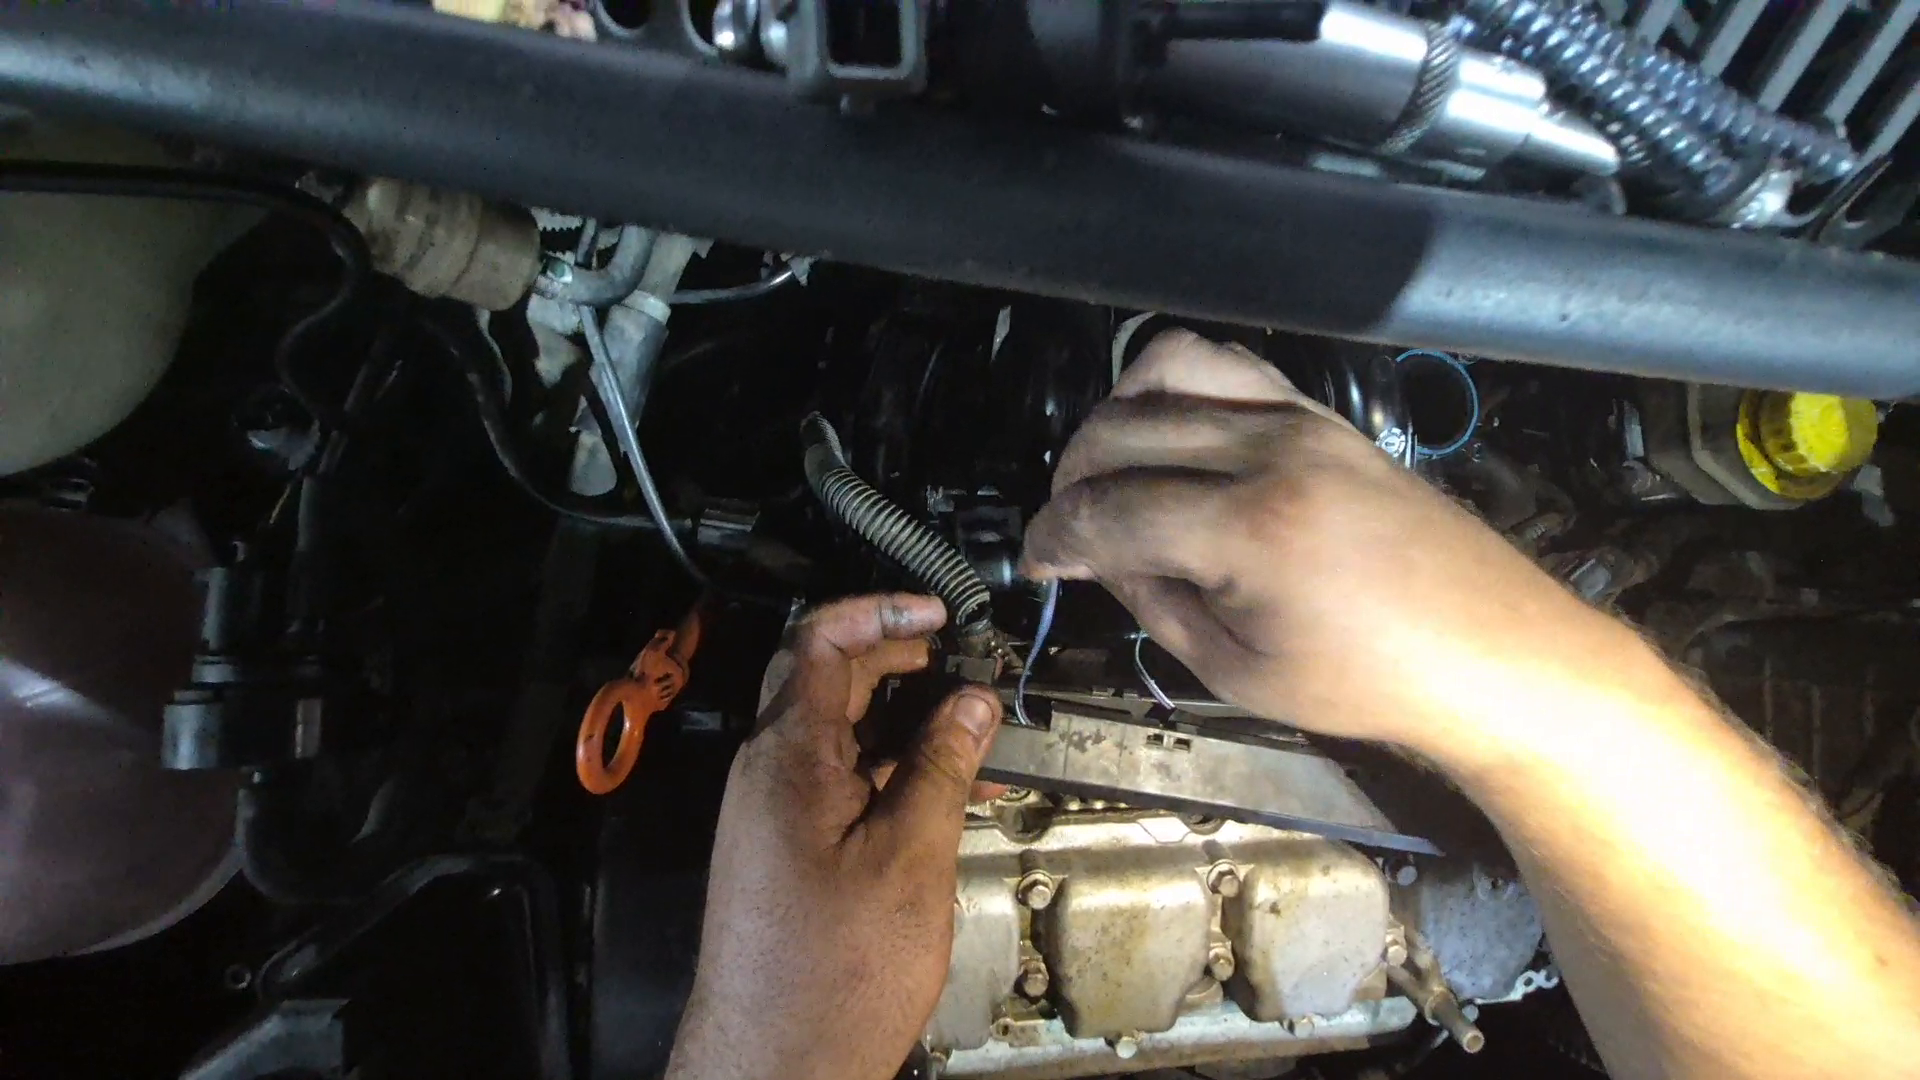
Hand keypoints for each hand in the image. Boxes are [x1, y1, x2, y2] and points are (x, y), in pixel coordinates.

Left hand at [667, 594, 1003, 1079]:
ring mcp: (778, 803)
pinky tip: (950, 782)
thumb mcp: (909, 858)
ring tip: (972, 723)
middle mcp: (772, 766)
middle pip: (830, 676)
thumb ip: (940, 766)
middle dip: (898, 658)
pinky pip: (844, 776)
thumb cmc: (839, 967)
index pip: (820, 641)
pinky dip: (894, 766)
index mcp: (787, 754)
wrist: (771, 1071)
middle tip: (964, 663)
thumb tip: (974, 699)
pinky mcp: (791, 838)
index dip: (879, 611)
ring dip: (905, 717)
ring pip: (842, 727)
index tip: (939, 614)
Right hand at [1018, 330, 1638, 750]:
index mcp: (1248, 530)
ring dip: (1110, 417)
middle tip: (1066, 529)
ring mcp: (1298, 417)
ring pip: (1163, 369)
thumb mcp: (1235, 669)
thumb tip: (1096, 552)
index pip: (1107, 512)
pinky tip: (1162, 429)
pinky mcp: (1320, 410)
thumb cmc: (1365, 682)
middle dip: (1068, 482)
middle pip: (1119, 432)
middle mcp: (1267, 450)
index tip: (1034, 562)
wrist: (1498, 653)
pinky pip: (1223, 362)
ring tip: (1105, 468)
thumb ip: (1151, 598)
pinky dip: (1168, 384)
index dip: (1052, 538)